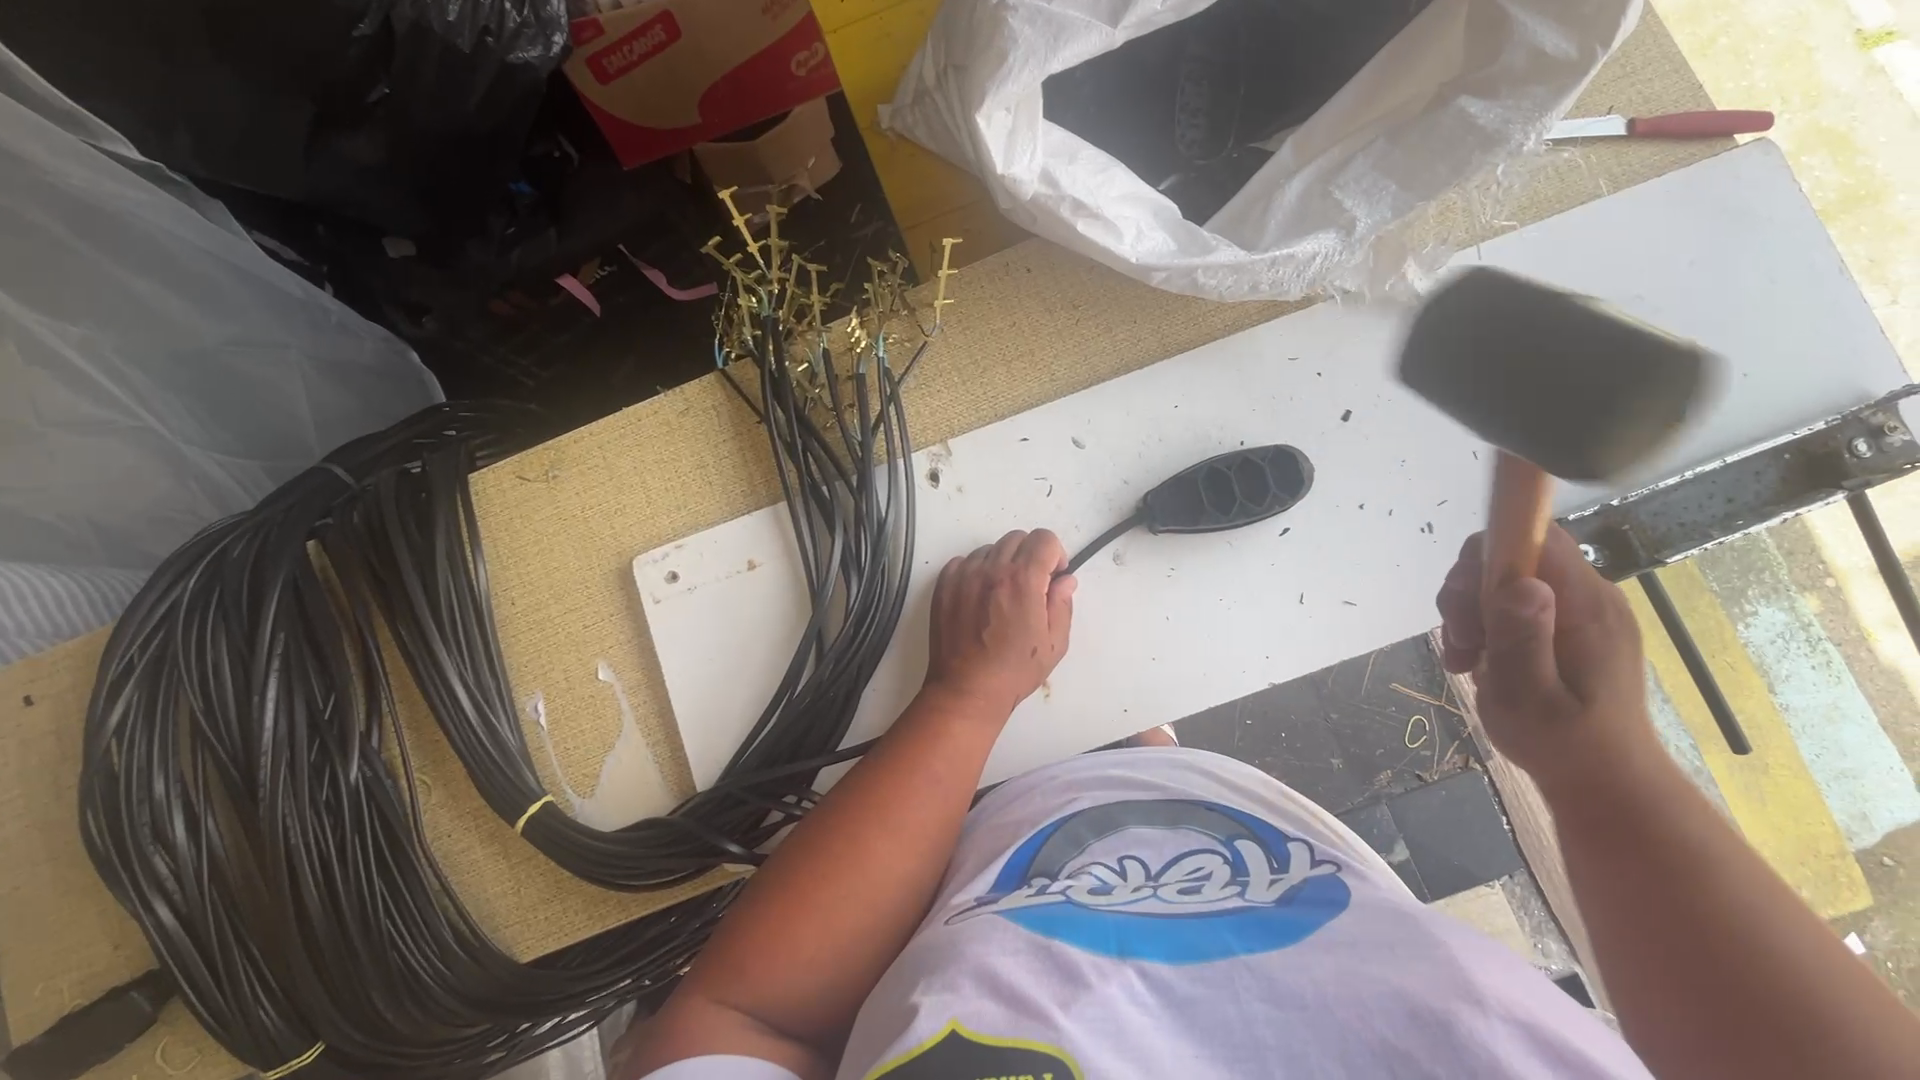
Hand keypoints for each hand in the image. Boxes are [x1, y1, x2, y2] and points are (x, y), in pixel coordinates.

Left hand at [923, 529, 1076, 718]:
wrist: (966, 690)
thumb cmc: (1014, 670)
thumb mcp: (1054, 643)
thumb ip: (1062, 604)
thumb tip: (1064, 581)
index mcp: (1023, 580)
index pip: (1044, 539)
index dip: (1055, 554)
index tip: (1052, 576)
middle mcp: (991, 570)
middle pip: (1017, 538)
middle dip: (1031, 556)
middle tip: (1032, 586)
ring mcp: (964, 576)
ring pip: (990, 549)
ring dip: (1003, 563)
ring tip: (1003, 594)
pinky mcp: (944, 586)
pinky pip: (964, 562)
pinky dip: (976, 571)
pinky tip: (980, 597)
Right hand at [1434, 525, 1661, 795]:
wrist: (1605, 785)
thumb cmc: (1563, 744)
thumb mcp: (1528, 695)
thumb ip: (1523, 637)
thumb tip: (1520, 582)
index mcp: (1587, 606)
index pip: (1534, 538)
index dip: (1486, 556)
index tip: (1463, 605)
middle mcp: (1590, 598)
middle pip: (1513, 557)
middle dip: (1470, 593)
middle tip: (1460, 644)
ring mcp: (1583, 613)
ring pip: (1507, 582)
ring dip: (1472, 614)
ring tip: (1465, 660)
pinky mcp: (1572, 630)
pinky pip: (1518, 606)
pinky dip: (1489, 628)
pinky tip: (1479, 664)